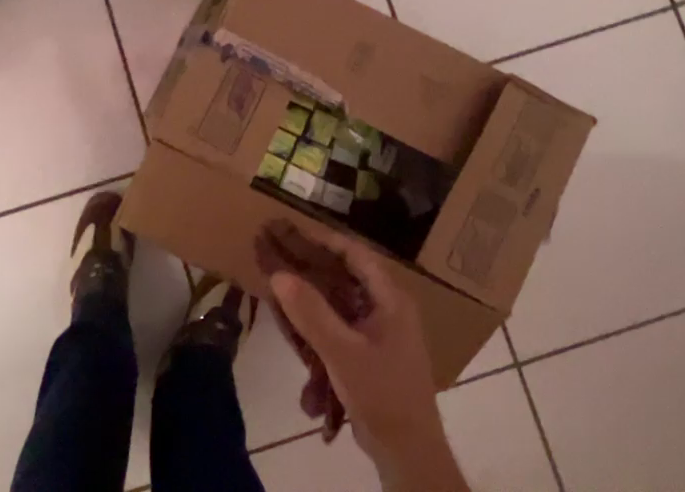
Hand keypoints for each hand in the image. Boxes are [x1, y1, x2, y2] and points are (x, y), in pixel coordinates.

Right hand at [267, 228, 464, 491]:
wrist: (409, 453)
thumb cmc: (382, 394)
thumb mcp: (342, 352)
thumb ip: (310, 313)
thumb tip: (279, 274)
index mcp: (390, 299)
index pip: (355, 253)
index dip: (322, 239)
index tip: (289, 230)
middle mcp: (388, 309)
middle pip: (343, 277)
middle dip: (307, 270)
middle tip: (275, 255)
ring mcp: (380, 334)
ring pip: (336, 308)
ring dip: (309, 312)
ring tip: (278, 299)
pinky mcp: (370, 357)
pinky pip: (337, 334)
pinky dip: (318, 343)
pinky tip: (302, 368)